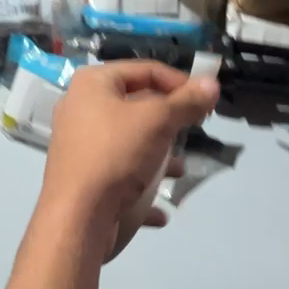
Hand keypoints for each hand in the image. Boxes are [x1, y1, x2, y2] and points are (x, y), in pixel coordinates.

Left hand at [39, 61, 218, 245]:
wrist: (77, 219)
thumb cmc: (116, 155)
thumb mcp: (158, 121)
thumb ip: (186, 102)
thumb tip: (211, 83)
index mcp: (93, 83)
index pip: (145, 70)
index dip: (179, 81)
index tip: (205, 101)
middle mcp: (80, 108)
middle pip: (135, 106)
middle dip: (167, 122)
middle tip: (191, 132)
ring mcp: (78, 145)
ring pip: (128, 142)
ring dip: (157, 157)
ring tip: (179, 171)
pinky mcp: (82, 179)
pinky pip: (118, 176)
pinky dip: (141, 188)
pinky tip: (160, 209)